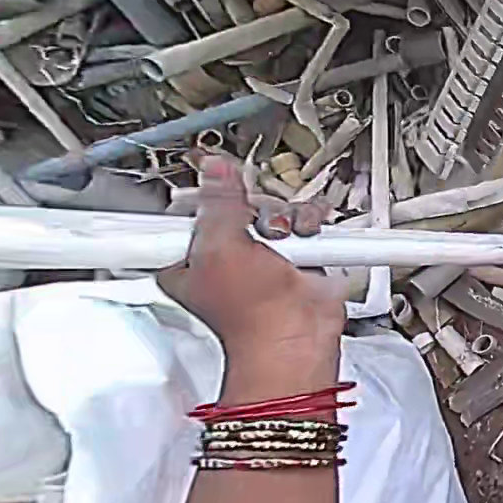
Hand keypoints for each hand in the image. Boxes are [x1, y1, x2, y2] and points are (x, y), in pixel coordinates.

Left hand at [159, 155, 343, 401]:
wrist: (299, 334)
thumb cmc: (251, 313)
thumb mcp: (221, 248)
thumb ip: (218, 205)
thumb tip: (214, 168)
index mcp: (189, 257)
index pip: (194, 211)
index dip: (211, 199)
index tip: (219, 195)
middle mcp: (228, 254)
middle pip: (245, 205)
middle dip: (262, 211)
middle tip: (265, 227)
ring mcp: (266, 254)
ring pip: (279, 211)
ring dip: (292, 217)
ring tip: (293, 235)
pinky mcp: (300, 255)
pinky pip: (307, 222)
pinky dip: (313, 223)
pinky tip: (312, 234)